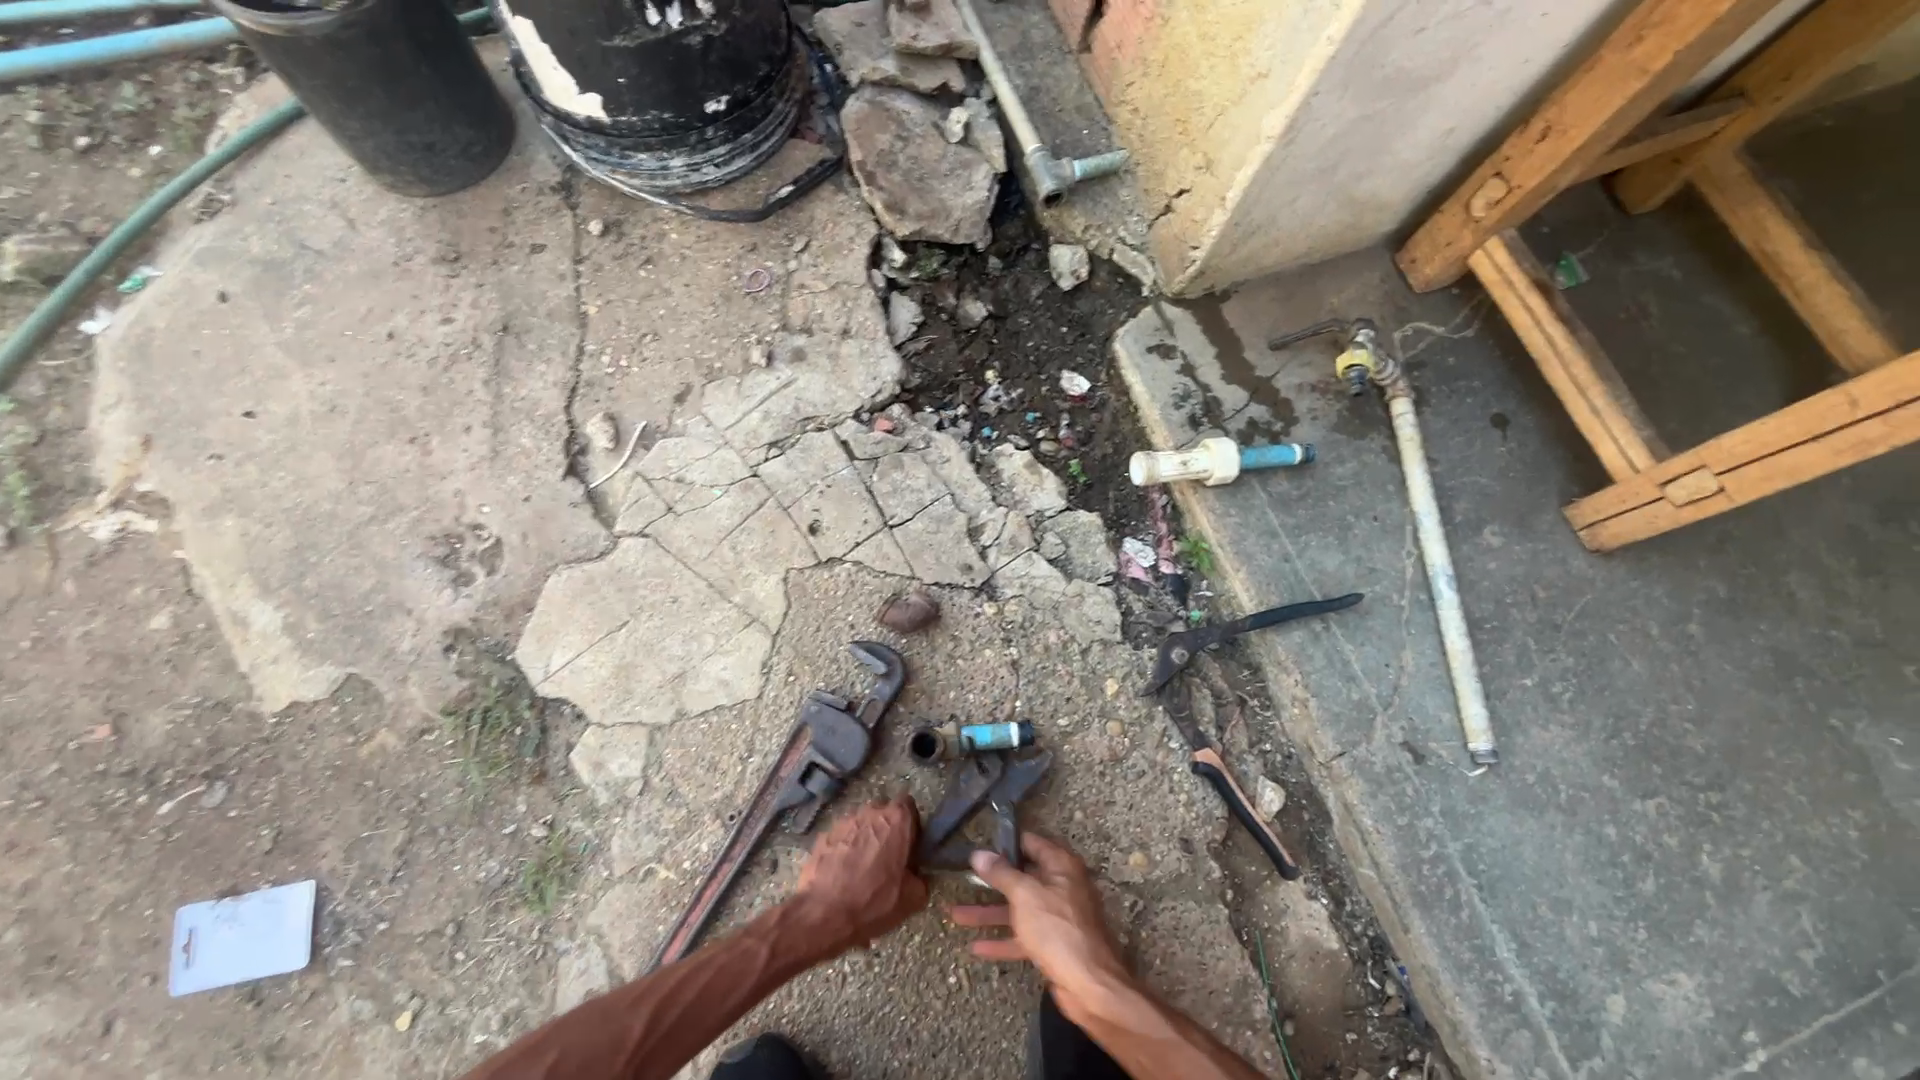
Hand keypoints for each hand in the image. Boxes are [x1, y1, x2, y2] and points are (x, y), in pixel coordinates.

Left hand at [791, 793, 927, 955]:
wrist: (824, 914)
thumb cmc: (874, 901)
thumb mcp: (912, 898)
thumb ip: (921, 878)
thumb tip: (916, 876)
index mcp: (896, 819)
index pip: (909, 806)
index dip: (910, 825)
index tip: (909, 845)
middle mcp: (870, 812)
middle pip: (883, 813)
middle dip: (887, 830)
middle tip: (888, 858)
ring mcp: (843, 822)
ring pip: (860, 824)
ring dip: (864, 839)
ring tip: (862, 867)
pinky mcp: (822, 836)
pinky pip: (841, 837)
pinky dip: (844, 849)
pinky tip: (842, 873)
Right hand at [950, 833, 1134, 1023]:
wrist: (1090, 984)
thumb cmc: (1057, 929)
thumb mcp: (1025, 895)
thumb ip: (1001, 873)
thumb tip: (979, 853)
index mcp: (1061, 866)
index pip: (1031, 843)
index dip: (1006, 842)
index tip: (979, 844)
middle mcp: (1061, 887)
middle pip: (1022, 877)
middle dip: (992, 881)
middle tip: (964, 876)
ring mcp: (1057, 917)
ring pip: (1018, 909)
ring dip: (989, 913)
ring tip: (956, 914)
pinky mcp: (1053, 944)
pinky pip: (1022, 936)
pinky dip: (1002, 940)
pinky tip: (976, 947)